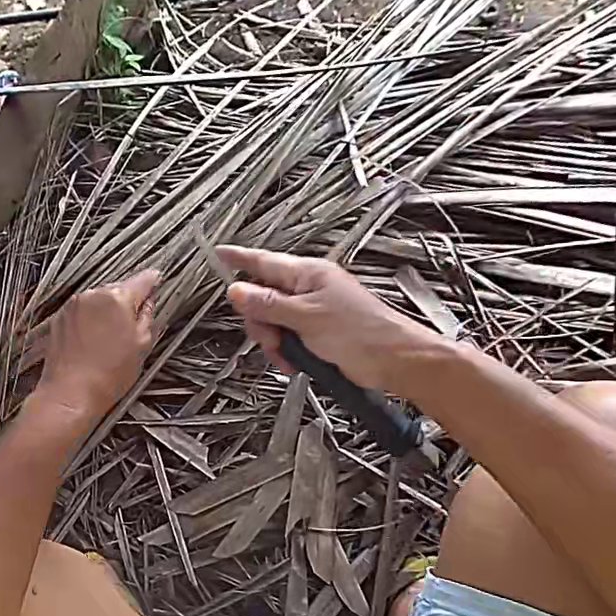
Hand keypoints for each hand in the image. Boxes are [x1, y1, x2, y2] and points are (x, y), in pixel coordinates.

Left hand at [30, 269, 160, 422]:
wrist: (70, 393)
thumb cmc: (108, 375)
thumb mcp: (142, 345)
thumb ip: (148, 316)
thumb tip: (148, 302)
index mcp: (117, 297)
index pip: (142, 280)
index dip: (153, 283)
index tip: (156, 284)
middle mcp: (93, 295)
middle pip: (119, 290)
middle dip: (127, 305)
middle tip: (132, 330)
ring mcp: (73, 305)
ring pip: (99, 301)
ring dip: (107, 313)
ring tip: (110, 342)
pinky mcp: (59, 318)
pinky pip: (82, 312)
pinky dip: (90, 322)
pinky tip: (93, 344)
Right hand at [217, 246, 443, 393]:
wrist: (396, 361)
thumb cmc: (364, 334)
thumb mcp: (306, 318)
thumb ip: (268, 305)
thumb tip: (238, 291)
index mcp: (308, 275)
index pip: (263, 262)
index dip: (239, 259)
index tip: (220, 254)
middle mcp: (310, 288)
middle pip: (263, 298)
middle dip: (261, 322)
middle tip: (271, 338)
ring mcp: (314, 310)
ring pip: (273, 321)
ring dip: (274, 341)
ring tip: (288, 354)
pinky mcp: (319, 331)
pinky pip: (289, 336)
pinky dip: (287, 350)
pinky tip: (296, 361)